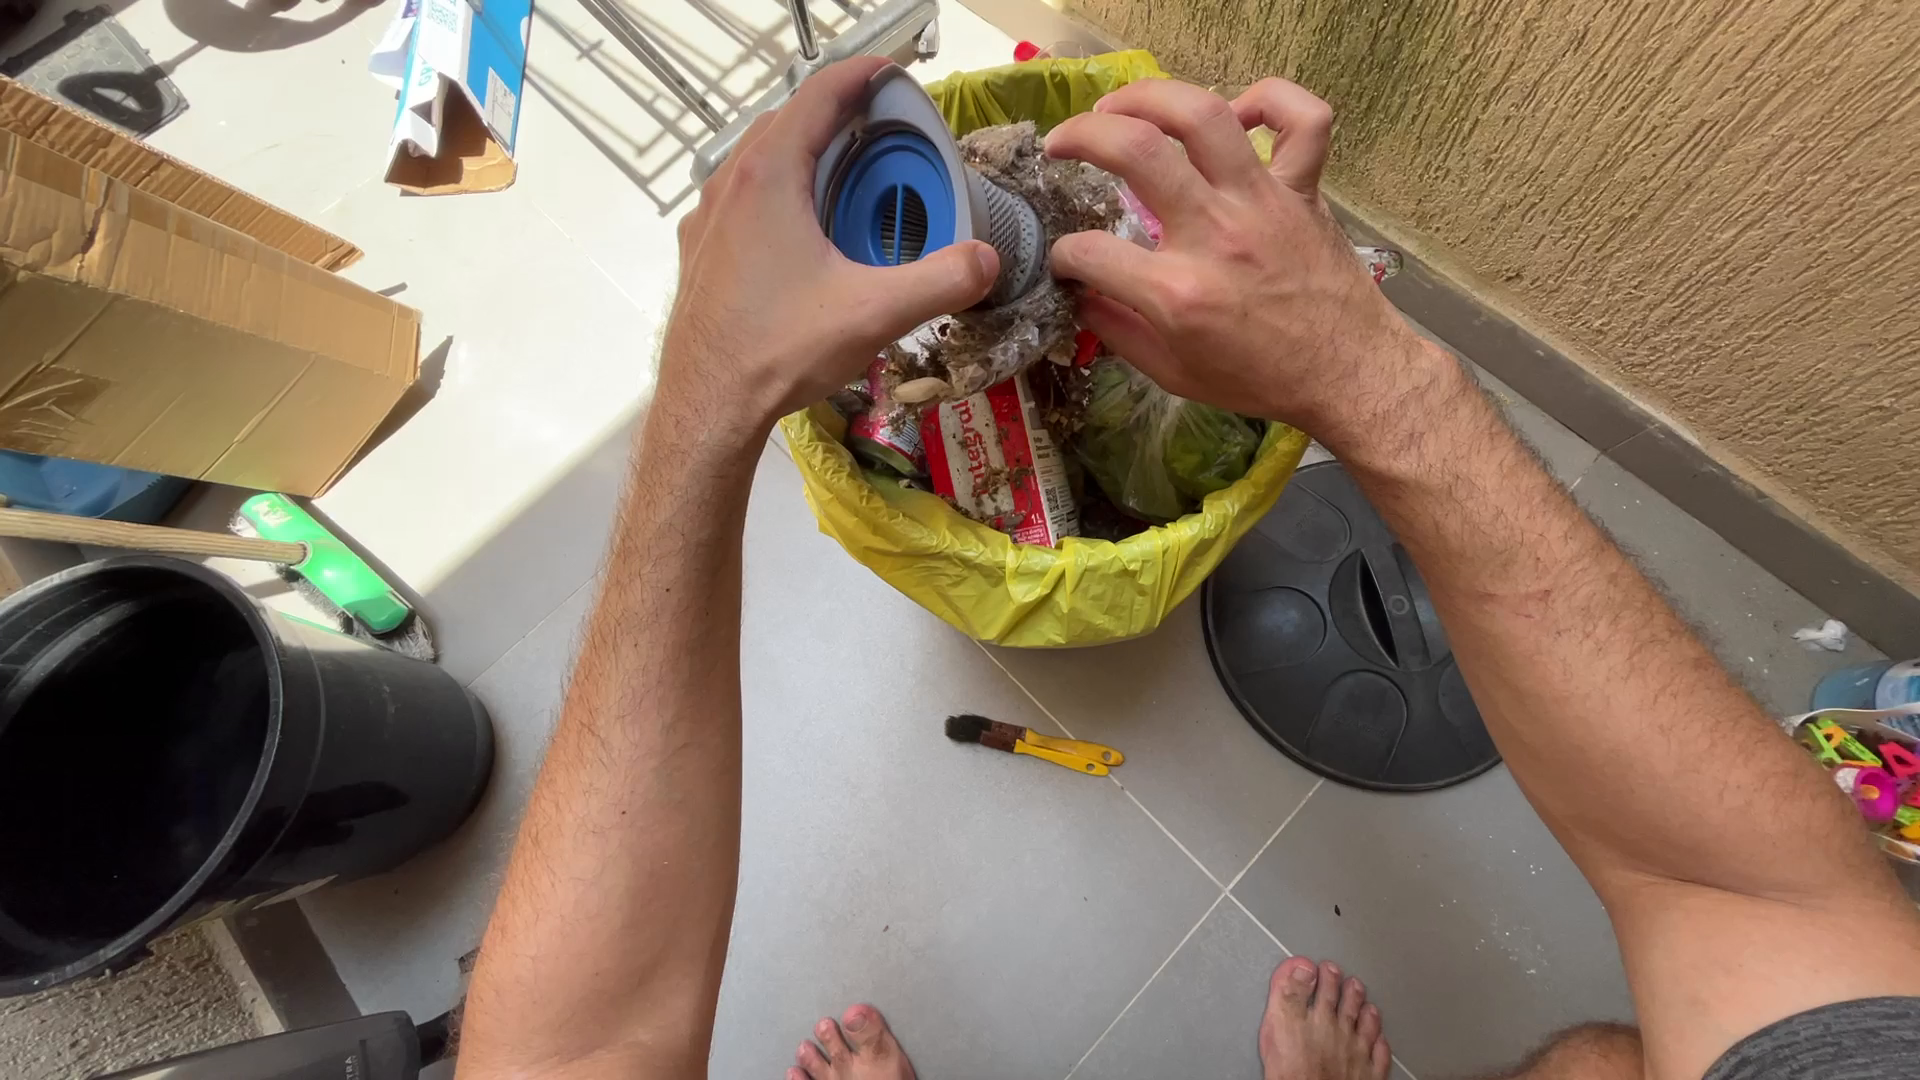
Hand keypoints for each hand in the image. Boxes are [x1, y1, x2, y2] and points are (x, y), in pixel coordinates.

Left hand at [662, 57, 999, 433]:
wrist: (708, 404)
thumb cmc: (782, 349)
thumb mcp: (873, 315)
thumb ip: (938, 282)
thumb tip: (986, 259)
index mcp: (769, 176)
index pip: (819, 95)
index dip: (861, 77)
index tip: (894, 76)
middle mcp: (729, 183)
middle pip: (787, 124)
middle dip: (837, 123)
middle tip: (881, 147)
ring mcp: (706, 220)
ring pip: (759, 164)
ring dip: (803, 163)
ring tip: (843, 192)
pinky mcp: (699, 254)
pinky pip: (741, 203)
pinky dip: (777, 200)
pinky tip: (799, 242)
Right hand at [1044, 78, 1438, 449]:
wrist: (1342, 373)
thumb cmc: (1253, 379)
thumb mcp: (1170, 374)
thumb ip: (1116, 331)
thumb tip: (1079, 295)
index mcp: (1175, 292)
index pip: (1089, 252)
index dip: (1061, 255)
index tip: (1063, 261)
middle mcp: (1213, 234)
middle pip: (1136, 151)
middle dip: (1082, 137)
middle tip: (1060, 145)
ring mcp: (1262, 202)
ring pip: (1203, 115)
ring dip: (1148, 97)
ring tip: (1118, 106)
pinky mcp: (1302, 188)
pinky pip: (1301, 118)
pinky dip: (1268, 100)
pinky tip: (1236, 114)